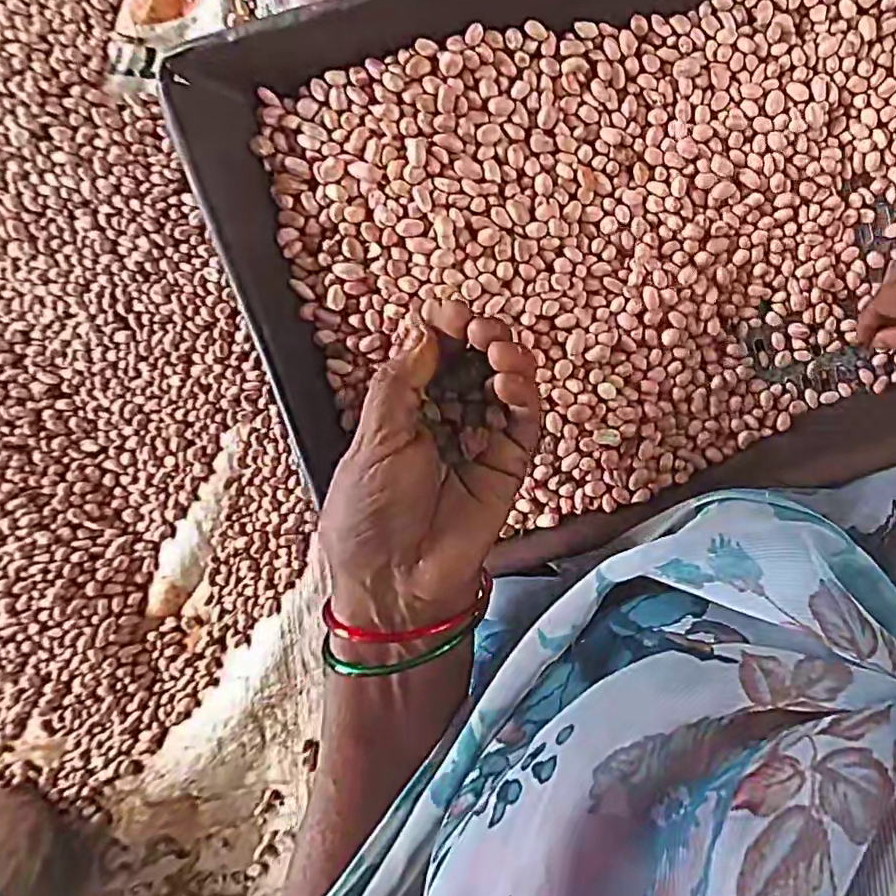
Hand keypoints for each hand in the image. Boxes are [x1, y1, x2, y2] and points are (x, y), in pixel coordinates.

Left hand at [317, 300, 541, 633]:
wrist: (397, 582)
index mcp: (410, 408)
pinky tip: (510, 381)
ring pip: (507, 383)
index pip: (436, 354)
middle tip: (480, 330)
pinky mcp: (511, 460)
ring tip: (498, 350)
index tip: (450, 313)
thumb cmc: (371, 514)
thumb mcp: (373, 440)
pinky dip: (524, 393)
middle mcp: (450, 416)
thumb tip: (424, 334)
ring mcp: (483, 437)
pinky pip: (525, 419)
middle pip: (476, 361)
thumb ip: (400, 383)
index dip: (445, 328)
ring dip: (507, 358)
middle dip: (481, 337)